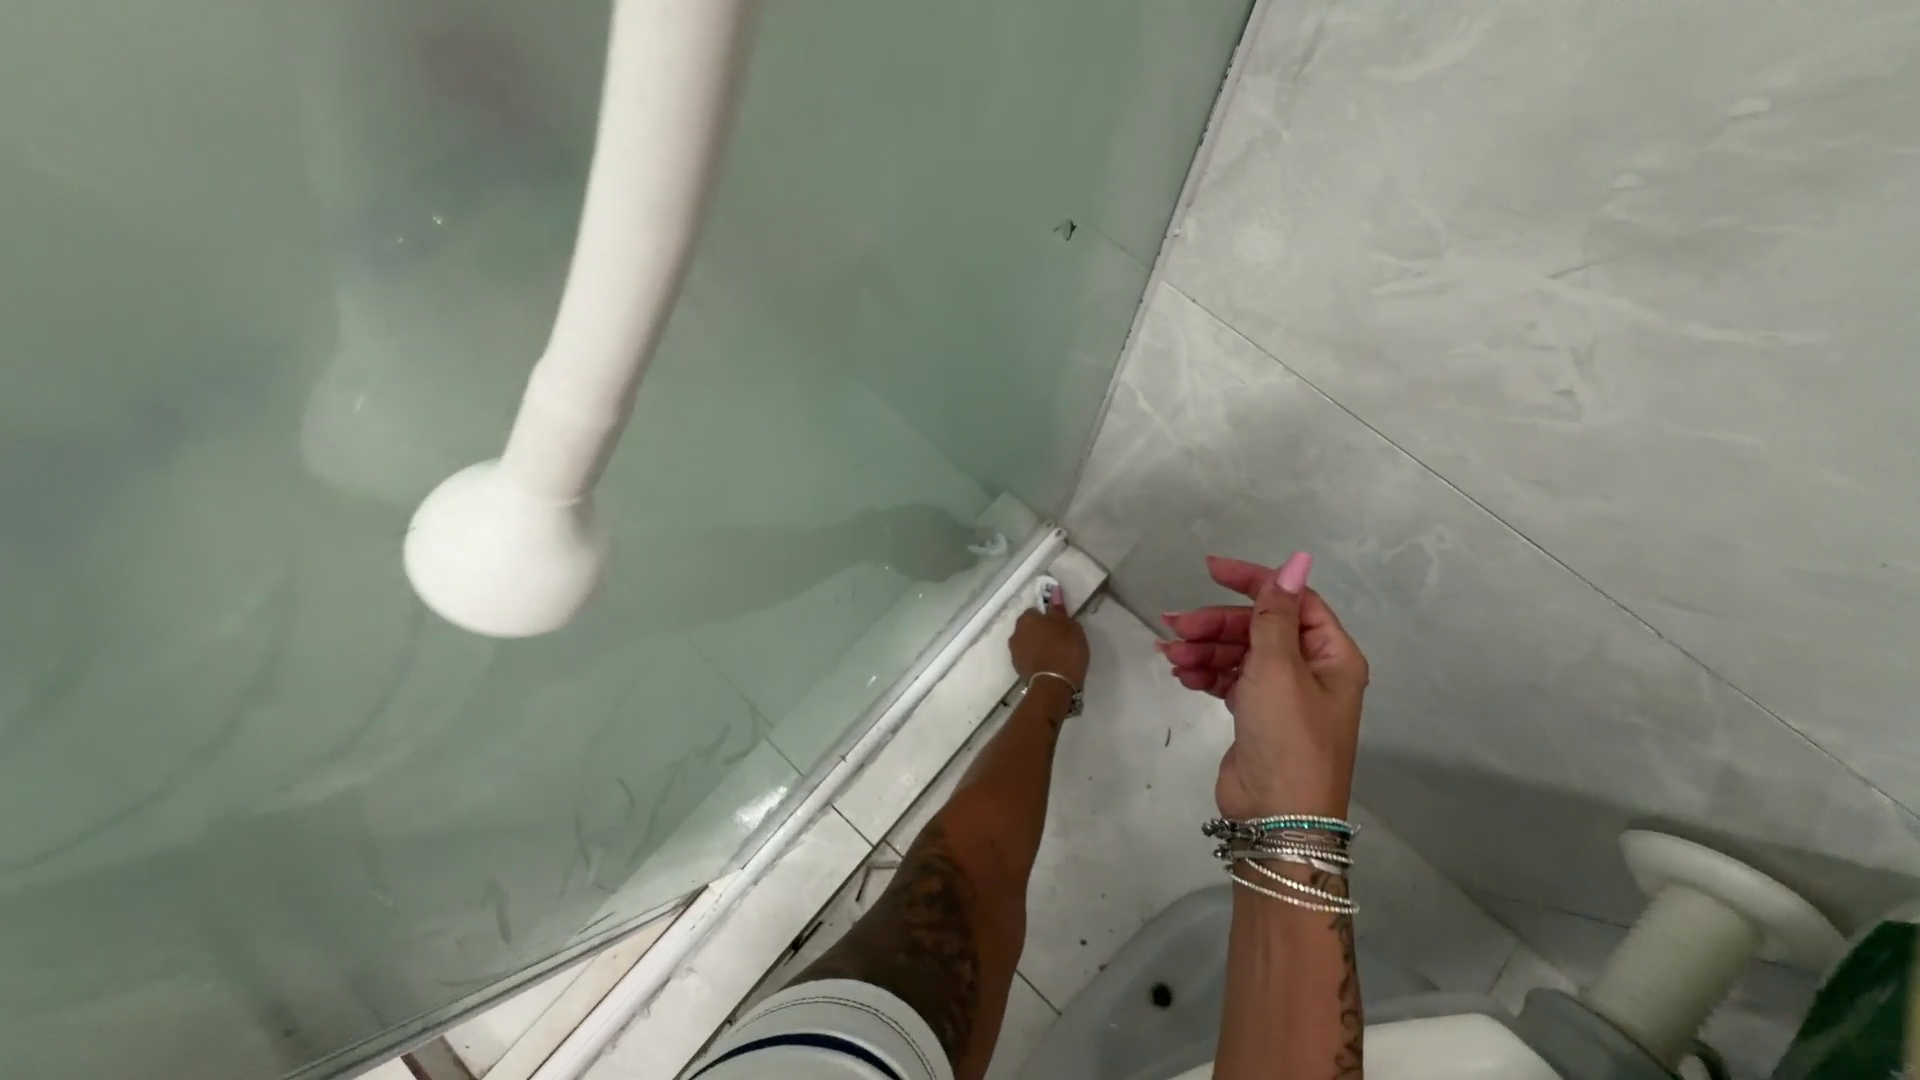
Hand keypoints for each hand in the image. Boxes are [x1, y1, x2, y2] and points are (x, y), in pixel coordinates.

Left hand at [1009, 585, 1089, 690]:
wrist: (1055, 684)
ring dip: (1037, 646)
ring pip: (1027, 643)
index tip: (1060, 625)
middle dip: (1040, 631)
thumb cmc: (1065, 648)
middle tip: (1060, 639)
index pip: (1035, 611)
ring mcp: (1014, 652)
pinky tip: (1050, 666)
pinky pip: (1028, 658)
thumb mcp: (1069, 625)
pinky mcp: (1018, 669)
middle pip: (1029, 627)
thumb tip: (1054, 593)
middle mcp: (1015, 633)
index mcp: (1026, 618)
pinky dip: (1036, 659)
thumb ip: (1059, 609)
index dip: (1048, 617)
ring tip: (1056, 655)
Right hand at [1160, 554, 1368, 819]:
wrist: (1277, 816)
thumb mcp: (1278, 668)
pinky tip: (1182, 675)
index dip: (1252, 580)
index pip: (1292, 600)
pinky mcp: (1256, 715)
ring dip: (1204, 650)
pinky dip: (1206, 673)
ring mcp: (1282, 694)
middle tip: (1174, 627)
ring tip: (1171, 657)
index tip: (1208, 569)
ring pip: (1239, 653)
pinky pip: (1229, 679)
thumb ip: (1275, 614)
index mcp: (1330, 654)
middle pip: (1258, 627)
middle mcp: (1310, 670)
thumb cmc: (1288, 736)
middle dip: (1215, 624)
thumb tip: (1294, 563)